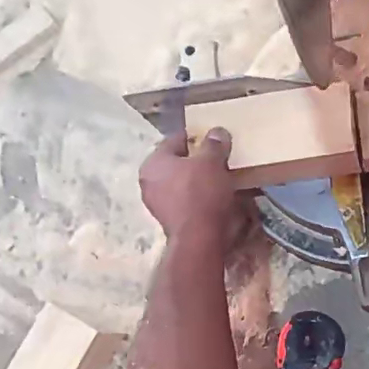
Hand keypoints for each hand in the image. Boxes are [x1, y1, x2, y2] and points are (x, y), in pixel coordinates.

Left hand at [140, 129, 246, 244]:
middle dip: (196, 160)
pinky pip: (184, 199)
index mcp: (154, 161)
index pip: (175, 140)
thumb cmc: (202, 193)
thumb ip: (214, 145)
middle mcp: (149, 179)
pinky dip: (197, 196)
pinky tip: (213, 198)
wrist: (199, 237)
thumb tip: (217, 131)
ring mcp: (156, 201)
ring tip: (219, 179)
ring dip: (197, 179)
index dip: (196, 137)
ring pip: (180, 182)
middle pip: (176, 162)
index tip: (215, 140)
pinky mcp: (169, 218)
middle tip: (218, 160)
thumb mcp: (212, 163)